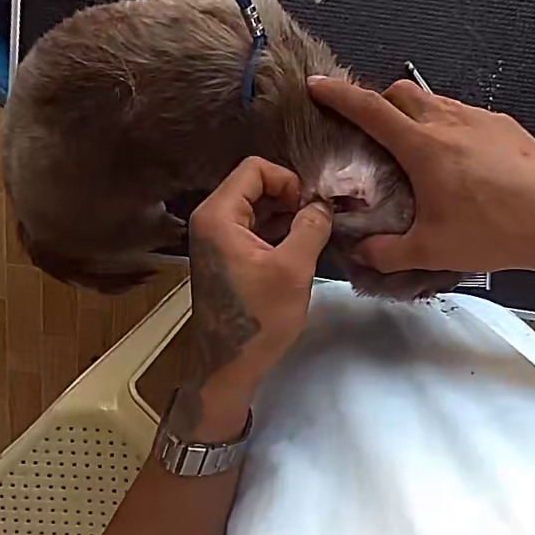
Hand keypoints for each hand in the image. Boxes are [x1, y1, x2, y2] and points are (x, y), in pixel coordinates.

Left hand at [183, 157, 332, 412]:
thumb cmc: (258, 318)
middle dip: (290, 198)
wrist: (229, 366)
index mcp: (218, 215)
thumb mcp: (293, 269)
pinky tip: (299, 250)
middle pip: (255, 186)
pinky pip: (254, 230)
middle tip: (318, 222)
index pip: (255, 168)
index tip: (310, 208)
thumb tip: (322, 204)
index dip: (288, 180)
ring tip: (314, 236)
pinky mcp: (226, 258)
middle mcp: (211, 221)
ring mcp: (216, 240)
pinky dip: (277, 233)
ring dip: (286, 217)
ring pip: (257, 209)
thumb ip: (311, 227)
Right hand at [309, 77, 534, 277]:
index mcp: (424, 146)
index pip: (369, 109)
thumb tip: (363, 254)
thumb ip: (388, 253)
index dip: (338, 96)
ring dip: (414, 114)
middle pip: (402, 92)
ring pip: (435, 100)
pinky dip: (446, 125)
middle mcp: (451, 122)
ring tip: (413, 151)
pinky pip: (464, 114)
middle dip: (377, 103)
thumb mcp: (433, 250)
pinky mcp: (506, 128)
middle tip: (370, 132)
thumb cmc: (502, 229)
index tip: (318, 86)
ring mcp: (482, 120)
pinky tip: (456, 161)